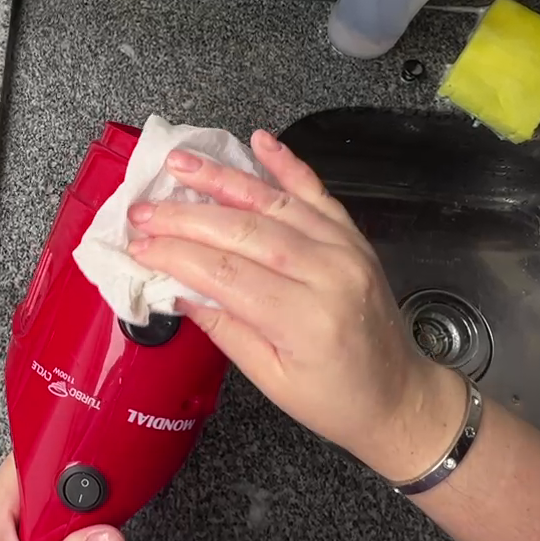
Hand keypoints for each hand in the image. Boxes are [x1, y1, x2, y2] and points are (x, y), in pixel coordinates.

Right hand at [126, 129, 467, 479]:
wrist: (402, 396)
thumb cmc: (334, 400)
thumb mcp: (269, 378)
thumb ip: (222, 326)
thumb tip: (173, 286)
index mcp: (305, 320)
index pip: (224, 273)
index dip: (175, 254)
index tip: (137, 245)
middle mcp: (328, 274)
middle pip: (243, 231)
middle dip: (184, 217)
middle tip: (142, 208)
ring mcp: (344, 248)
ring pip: (273, 202)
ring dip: (221, 179)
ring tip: (179, 162)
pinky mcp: (352, 235)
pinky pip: (315, 192)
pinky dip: (286, 164)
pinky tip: (259, 140)